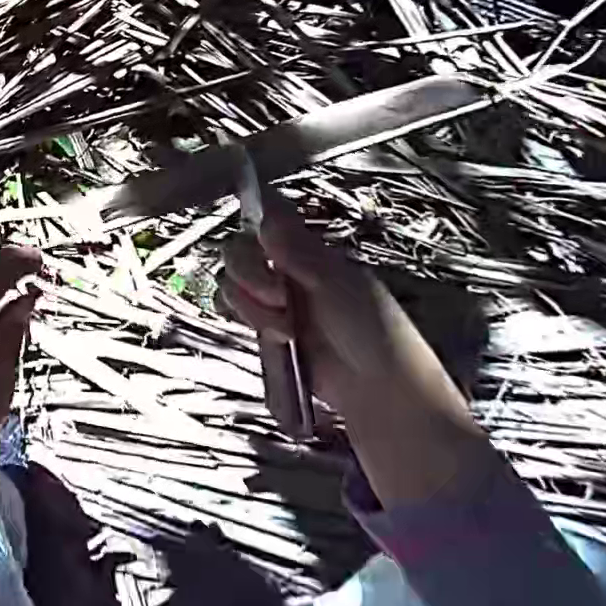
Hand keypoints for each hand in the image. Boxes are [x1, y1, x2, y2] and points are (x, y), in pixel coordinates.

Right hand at [216, 190, 412, 413]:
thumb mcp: (339, 284)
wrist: (378, 389)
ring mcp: (269, 294)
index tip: (260, 245)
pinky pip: (227, 305)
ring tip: (284, 328)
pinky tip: (267, 332)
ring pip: (229, 278)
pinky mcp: (259, 322)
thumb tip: (266, 215)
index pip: (265, 216)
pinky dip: (239, 314)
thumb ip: (298, 250)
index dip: (253, 221)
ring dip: (250, 303)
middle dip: (249, 273)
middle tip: (278, 296)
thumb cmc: (372, 330)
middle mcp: (281, 265)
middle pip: (237, 248)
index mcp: (304, 249)